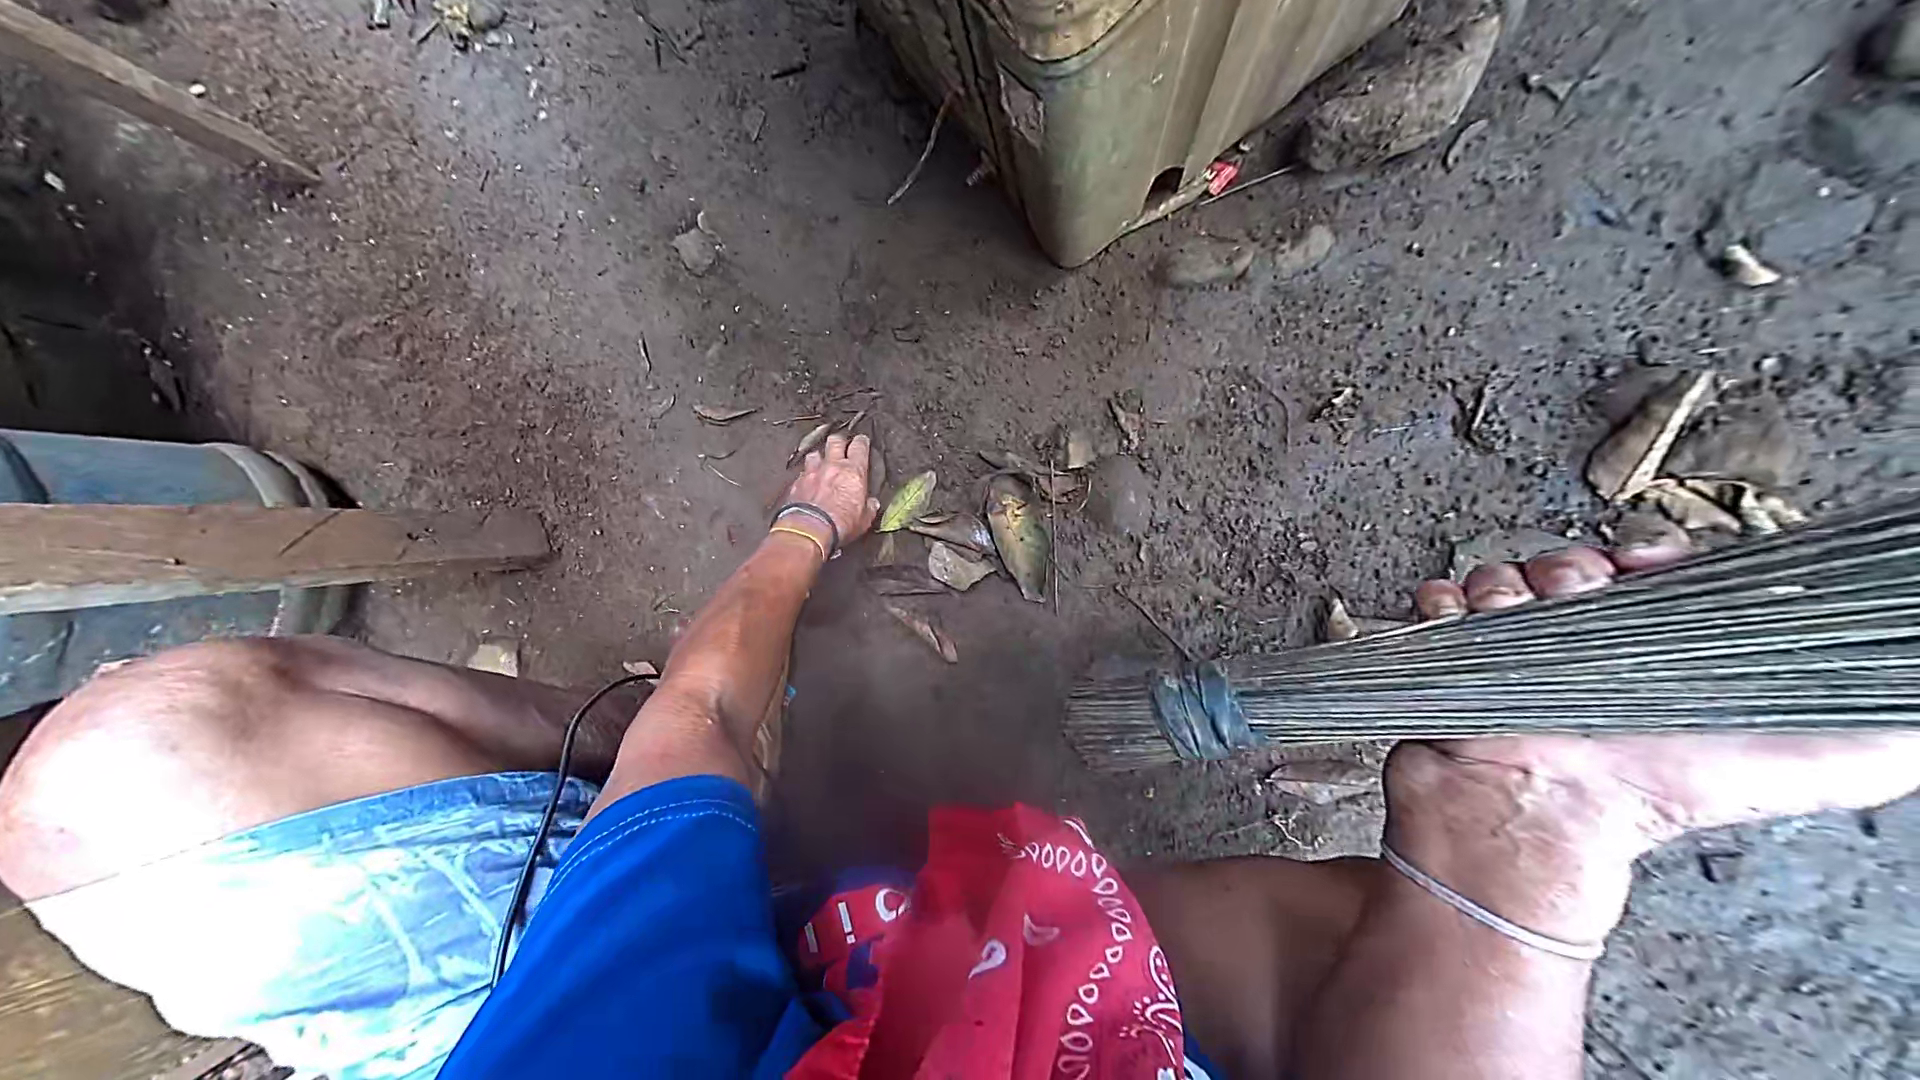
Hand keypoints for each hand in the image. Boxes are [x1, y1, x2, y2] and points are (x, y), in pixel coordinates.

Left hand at [781, 433, 878, 547]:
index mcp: (853, 471)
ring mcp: (811, 472)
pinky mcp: (796, 483)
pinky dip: (805, 475)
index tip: (862, 442)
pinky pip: (801, 472)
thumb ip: (869, 508)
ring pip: (815, 453)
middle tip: (841, 445)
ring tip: (821, 462)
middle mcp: (832, 466)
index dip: (861, 442)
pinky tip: (807, 481)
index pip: (859, 447)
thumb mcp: (864, 519)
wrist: (809, 529)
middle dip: (839, 441)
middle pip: (835, 441)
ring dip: (819, 456)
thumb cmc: (839, 524)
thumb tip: (873, 504)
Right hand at [1387, 540, 1919, 939]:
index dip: (1645, 552)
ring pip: (1497, 573)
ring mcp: (1503, 641)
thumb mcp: (1821, 763)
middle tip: (1570, 598)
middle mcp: (1573, 637)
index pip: (1645, 566)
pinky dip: (1440, 599)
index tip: (1643, 562)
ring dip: (1499, 584)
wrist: (1538, 810)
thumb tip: (1915, 663)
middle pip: (1563, 561)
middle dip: (1566, 566)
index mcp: (1647, 644)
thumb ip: (1888, 723)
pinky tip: (1459, 619)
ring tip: (1507, 618)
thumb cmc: (1660, 794)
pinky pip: (1435, 599)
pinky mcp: (1447, 649)